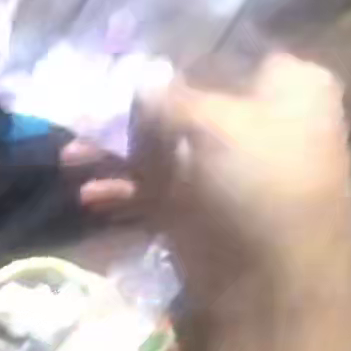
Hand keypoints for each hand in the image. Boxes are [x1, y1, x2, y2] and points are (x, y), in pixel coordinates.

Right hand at [66, 54, 350, 337]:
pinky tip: (87, 199)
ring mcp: (221, 179)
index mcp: (282, 91)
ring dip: (113, 160)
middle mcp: (254, 129)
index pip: (219, 63)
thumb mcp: (218, 129)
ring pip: (158, 158)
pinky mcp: (194, 220)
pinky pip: (150, 197)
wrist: (269, 287)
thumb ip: (174, 101)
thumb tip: (140, 79)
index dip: (168, 70)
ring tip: (68, 163)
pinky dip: (121, 195)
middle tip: (80, 126)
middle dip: (126, 121)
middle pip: (179, 114)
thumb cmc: (257, 192)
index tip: (119, 79)